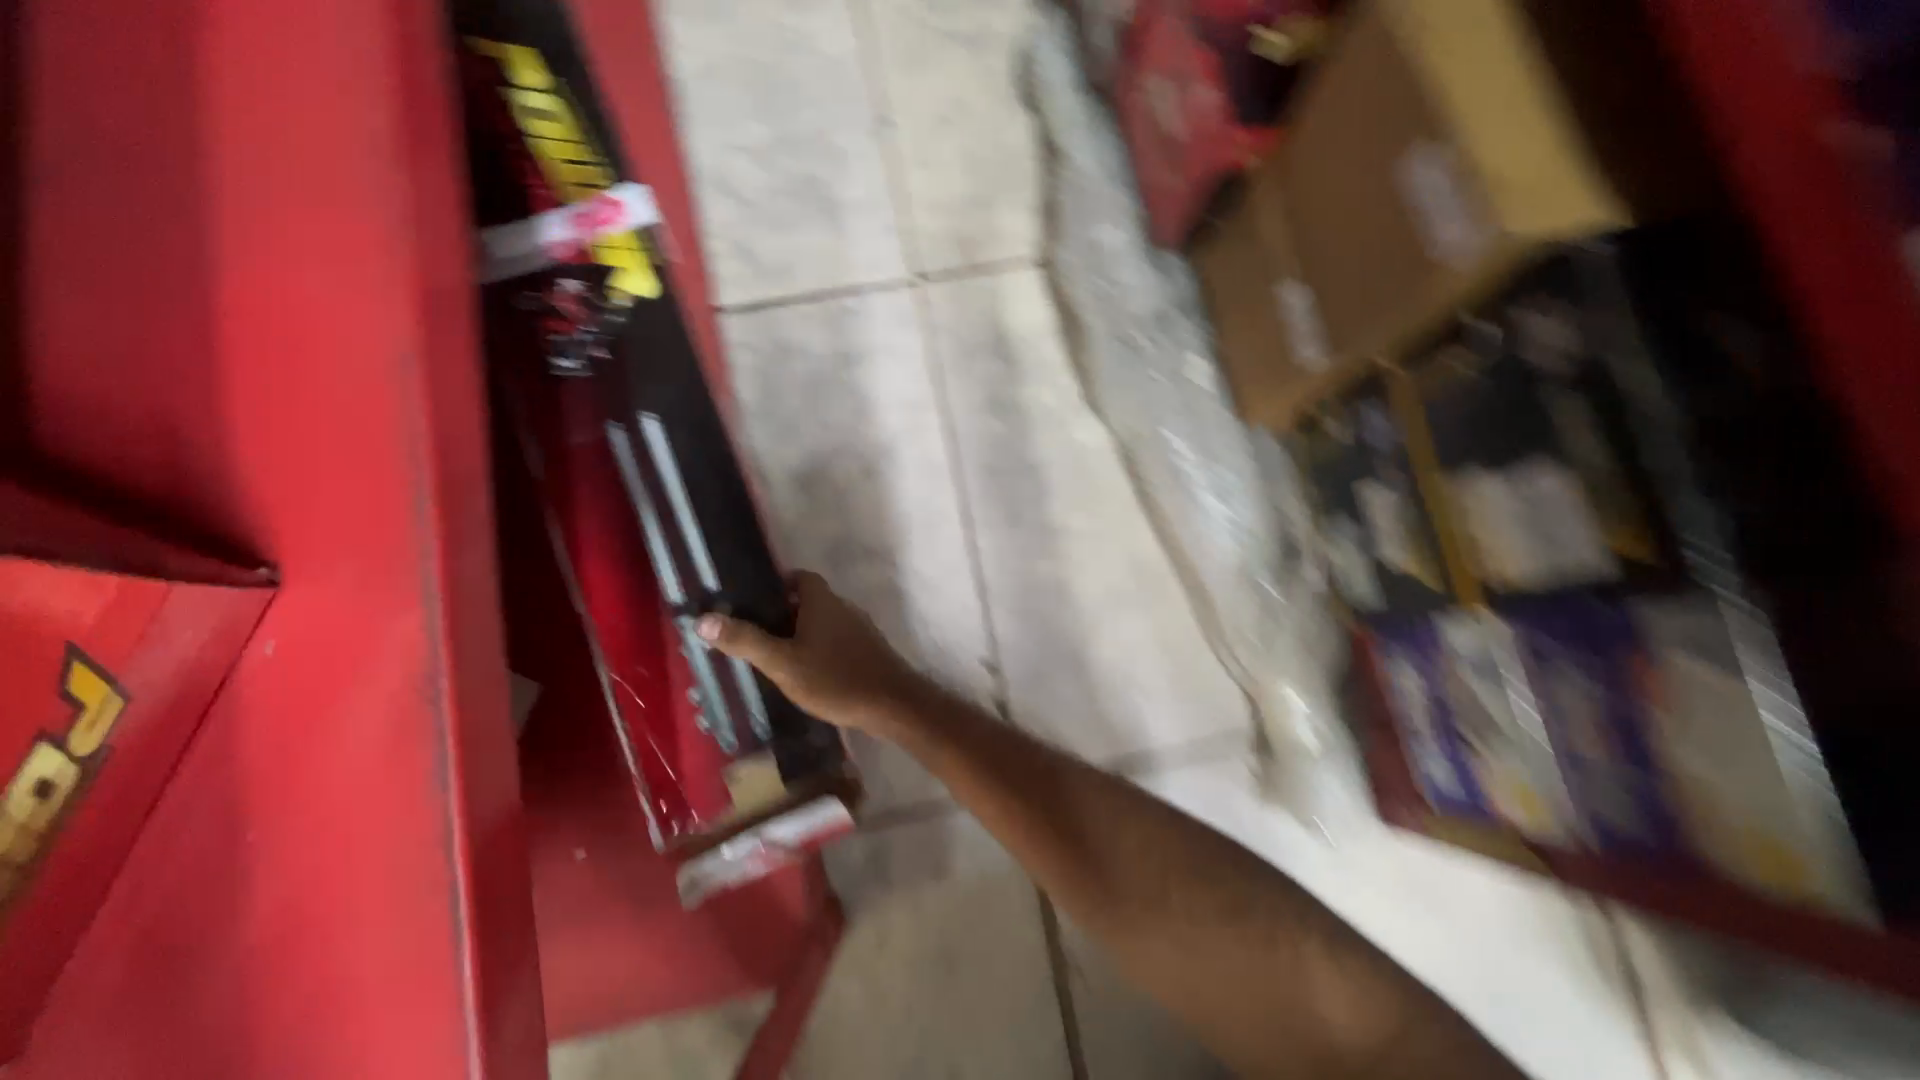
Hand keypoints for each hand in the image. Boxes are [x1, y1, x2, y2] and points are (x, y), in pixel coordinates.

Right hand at [697, 570, 933, 734]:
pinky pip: (840, 642)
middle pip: (811, 601)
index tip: (756, 601)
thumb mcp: (782, 663)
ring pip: (826, 623)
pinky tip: (812, 675)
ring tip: (780, 657)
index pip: (800, 577)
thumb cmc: (834, 679)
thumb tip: (703, 620)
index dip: (779, 584)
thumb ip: (745, 641)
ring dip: (805, 634)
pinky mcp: (871, 653)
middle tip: (760, 633)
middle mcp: (844, 608)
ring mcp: (862, 630)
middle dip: (786, 613)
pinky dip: (823, 651)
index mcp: (822, 601)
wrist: (893, 705)